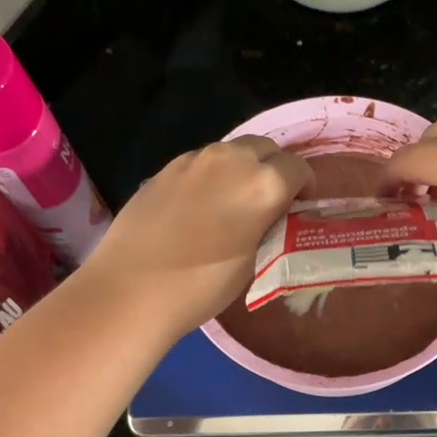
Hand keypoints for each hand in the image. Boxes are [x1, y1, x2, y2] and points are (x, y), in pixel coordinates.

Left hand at [82, 136, 311, 333]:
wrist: (132, 288)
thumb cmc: (202, 287)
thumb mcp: (253, 265)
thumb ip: (267, 230)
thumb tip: (268, 219)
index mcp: (263, 185)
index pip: (297, 168)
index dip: (304, 187)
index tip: (299, 206)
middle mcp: (231, 160)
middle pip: (264, 148)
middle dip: (273, 168)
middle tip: (269, 201)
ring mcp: (193, 160)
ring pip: (230, 152)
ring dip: (241, 169)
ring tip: (234, 202)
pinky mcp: (164, 169)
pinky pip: (200, 164)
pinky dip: (210, 177)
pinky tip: (200, 207)